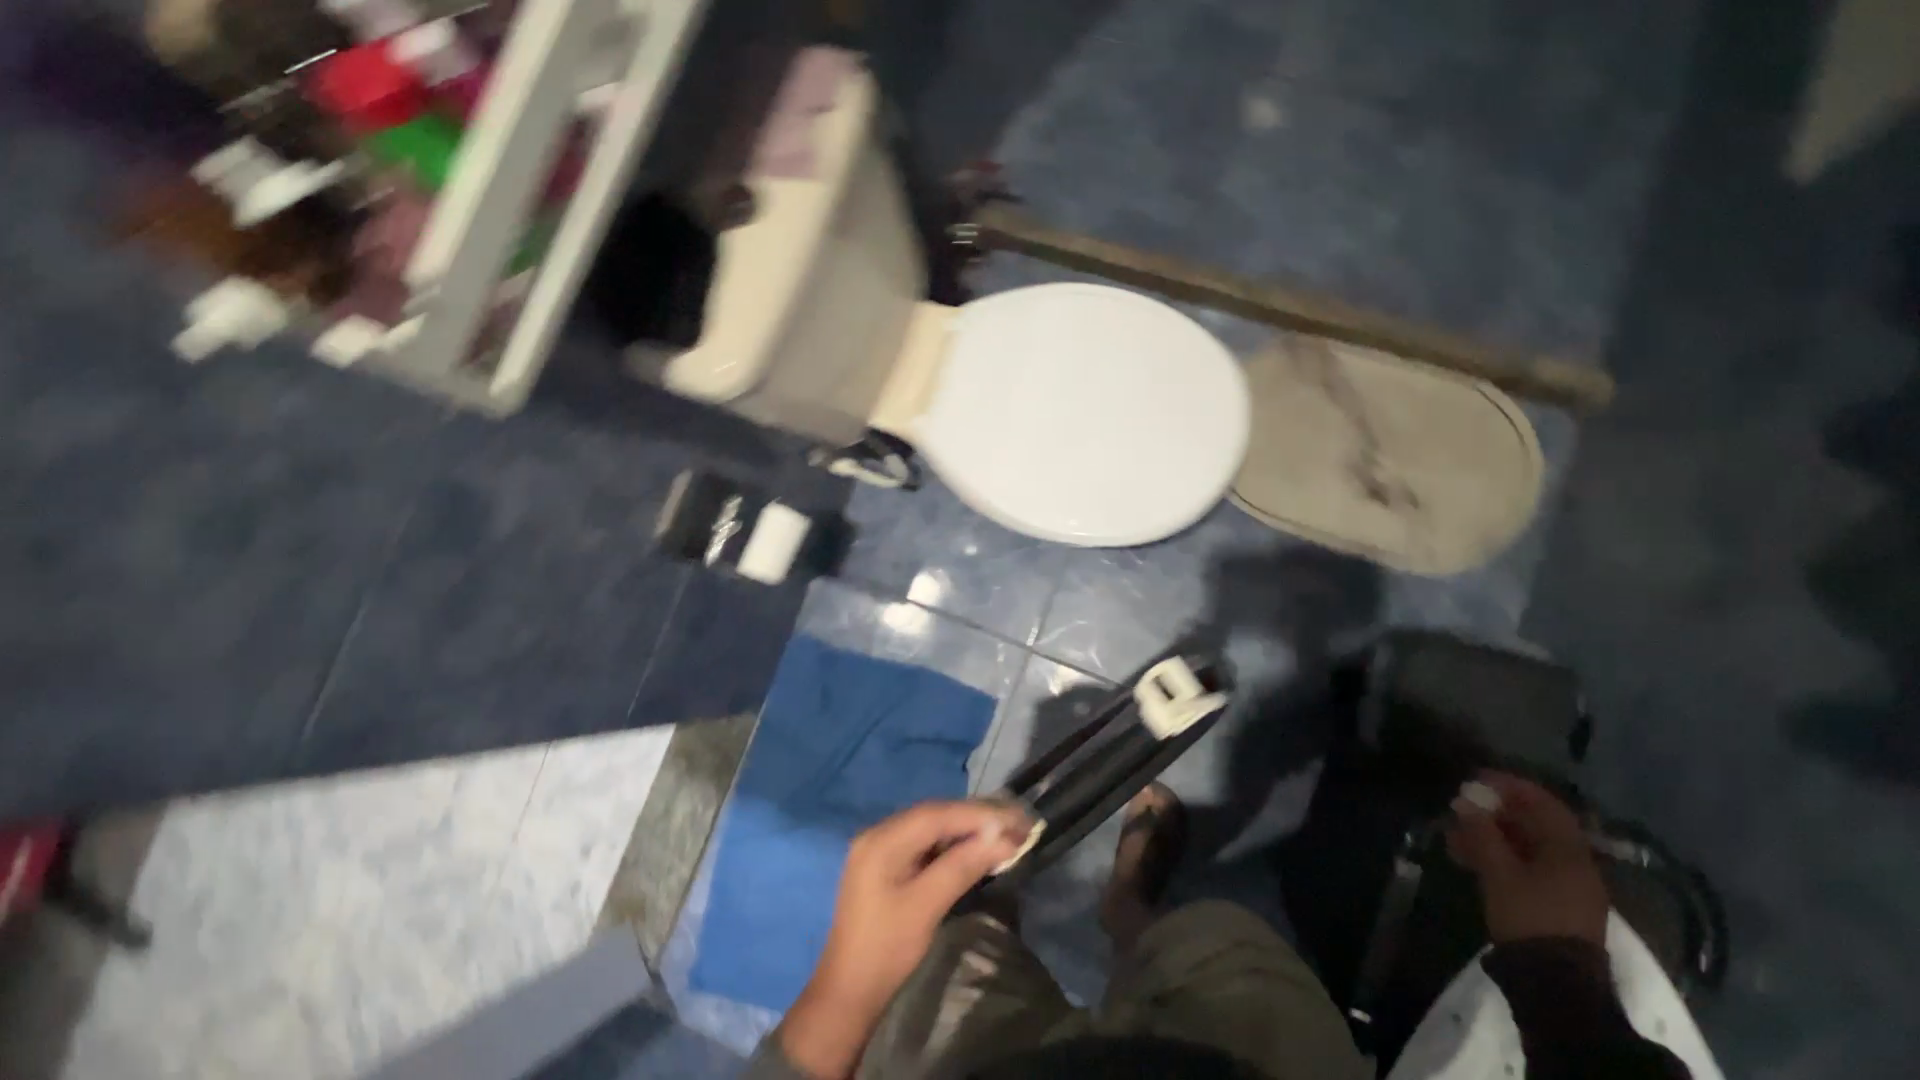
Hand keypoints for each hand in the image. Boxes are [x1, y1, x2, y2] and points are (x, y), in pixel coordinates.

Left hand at [780, 800, 1030, 1078]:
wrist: (850, 989)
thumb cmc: (887, 949)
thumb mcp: (927, 906)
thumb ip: (963, 866)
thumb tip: (1003, 839)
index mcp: (882, 840)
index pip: (937, 814)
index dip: (980, 814)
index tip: (1017, 820)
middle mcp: (879, 834)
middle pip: (935, 816)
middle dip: (977, 819)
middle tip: (1018, 825)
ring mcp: (881, 849)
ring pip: (932, 828)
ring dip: (968, 831)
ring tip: (1006, 835)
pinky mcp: (887, 865)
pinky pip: (925, 844)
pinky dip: (953, 844)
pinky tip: (977, 850)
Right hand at [1447, 772, 1607, 948]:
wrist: (1555, 982)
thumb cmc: (1530, 917)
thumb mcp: (1499, 873)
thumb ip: (1482, 834)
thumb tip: (1465, 801)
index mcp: (1569, 851)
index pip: (1544, 805)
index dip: (1511, 787)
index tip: (1479, 778)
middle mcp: (1574, 864)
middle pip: (1536, 826)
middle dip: (1497, 812)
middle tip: (1462, 805)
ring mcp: (1566, 887)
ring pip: (1527, 849)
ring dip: (1493, 836)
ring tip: (1456, 833)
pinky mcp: (1554, 905)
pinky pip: (1526, 868)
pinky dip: (1500, 857)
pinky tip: (1471, 859)